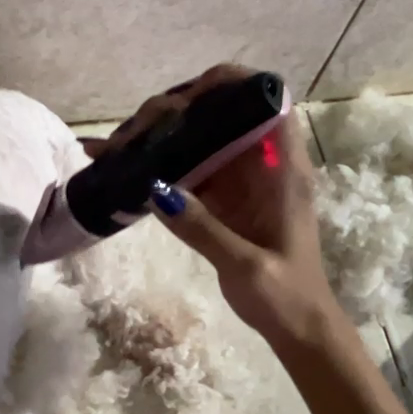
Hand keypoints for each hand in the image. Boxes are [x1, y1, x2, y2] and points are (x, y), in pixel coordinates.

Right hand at [87, 64, 349, 359]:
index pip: (269, 102)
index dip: (232, 84)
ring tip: (115, 144)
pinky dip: (153, 164)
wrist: (297, 329)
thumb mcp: (248, 266)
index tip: (186, 95)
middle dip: (176, 111)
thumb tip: (154, 190)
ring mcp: (238, 180)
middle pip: (220, 113)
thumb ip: (204, 230)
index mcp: (284, 171)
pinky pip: (184, 168)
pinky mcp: (219, 199)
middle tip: (133, 132)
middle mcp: (261, 165)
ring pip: (197, 137)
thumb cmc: (286, 296)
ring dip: (158, 135)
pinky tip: (118, 166)